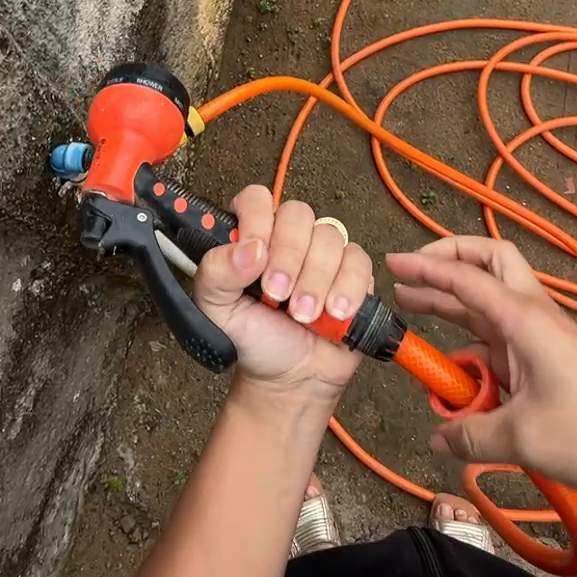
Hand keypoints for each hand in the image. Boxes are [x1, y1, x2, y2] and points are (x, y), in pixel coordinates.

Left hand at [194, 186, 371, 399]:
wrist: (290, 378)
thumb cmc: (253, 338)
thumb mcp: (217, 310)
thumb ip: (217, 273)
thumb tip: (248, 248)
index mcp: (252, 236)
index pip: (256, 199)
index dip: (257, 219)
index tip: (255, 254)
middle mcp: (288, 237)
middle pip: (298, 214)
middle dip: (289, 257)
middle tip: (277, 295)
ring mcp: (323, 253)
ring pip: (329, 238)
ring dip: (316, 280)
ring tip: (304, 316)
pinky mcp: (354, 272)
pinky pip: (358, 261)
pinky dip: (348, 288)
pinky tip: (336, 313)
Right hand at [388, 236, 576, 505]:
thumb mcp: (525, 439)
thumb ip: (471, 435)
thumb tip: (436, 440)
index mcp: (526, 319)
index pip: (466, 277)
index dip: (426, 266)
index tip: (392, 263)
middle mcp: (533, 317)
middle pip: (490, 263)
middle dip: (449, 259)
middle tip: (412, 274)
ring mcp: (543, 338)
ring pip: (491, 301)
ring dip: (453, 302)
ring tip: (412, 308)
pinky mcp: (549, 361)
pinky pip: (501, 340)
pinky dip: (472, 345)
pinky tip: (455, 372)